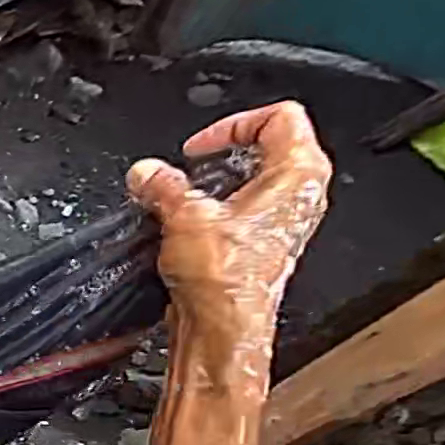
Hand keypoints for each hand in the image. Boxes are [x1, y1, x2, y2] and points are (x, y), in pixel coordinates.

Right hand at [127, 101, 332, 364]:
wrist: (222, 326)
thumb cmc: (225, 279)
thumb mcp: (185, 218)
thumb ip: (163, 188)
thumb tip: (146, 172)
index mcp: (298, 173)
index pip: (278, 119)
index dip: (231, 126)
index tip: (196, 148)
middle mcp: (299, 195)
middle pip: (267, 150)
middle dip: (220, 158)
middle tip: (188, 173)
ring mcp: (281, 223)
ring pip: (251, 185)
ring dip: (214, 189)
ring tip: (183, 203)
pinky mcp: (258, 246)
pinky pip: (239, 216)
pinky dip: (212, 216)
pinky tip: (186, 231)